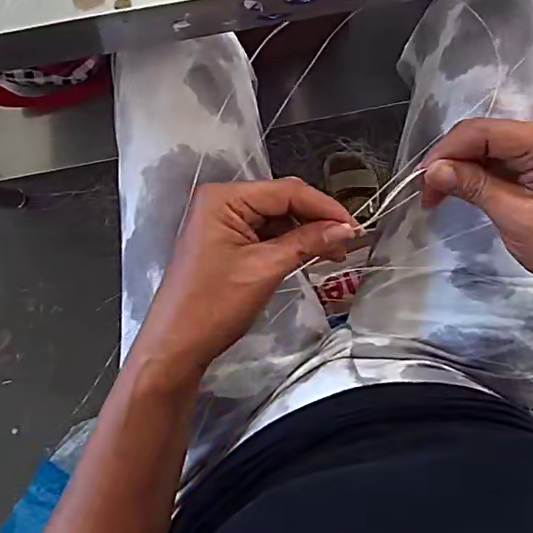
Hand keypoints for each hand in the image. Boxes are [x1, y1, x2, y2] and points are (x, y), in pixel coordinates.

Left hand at [129, 179, 358, 382]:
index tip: (356, 227)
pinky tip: (308, 254)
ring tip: (334, 252)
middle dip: (315, 219)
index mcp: (223, 197)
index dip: (324, 207)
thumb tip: (345, 229)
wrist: (176, 342)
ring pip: (273, 216)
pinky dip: (286, 242)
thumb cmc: (214, 304)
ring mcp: (219, 219)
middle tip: (349, 242)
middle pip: (280, 199)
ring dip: (303, 232)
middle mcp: (220, 200)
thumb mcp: (265, 268)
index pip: (285, 190)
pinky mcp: (222, 239)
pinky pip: (261, 231)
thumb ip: (306, 242)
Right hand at [418, 118, 532, 295]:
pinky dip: (465, 172)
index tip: (423, 178)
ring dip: (452, 166)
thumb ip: (474, 186)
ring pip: (478, 144)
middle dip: (447, 159)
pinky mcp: (528, 160)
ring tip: (433, 193)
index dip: (447, 150)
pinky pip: (487, 156)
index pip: (484, 132)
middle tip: (424, 189)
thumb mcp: (515, 218)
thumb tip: (432, 170)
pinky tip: (451, 188)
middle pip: (479, 134)